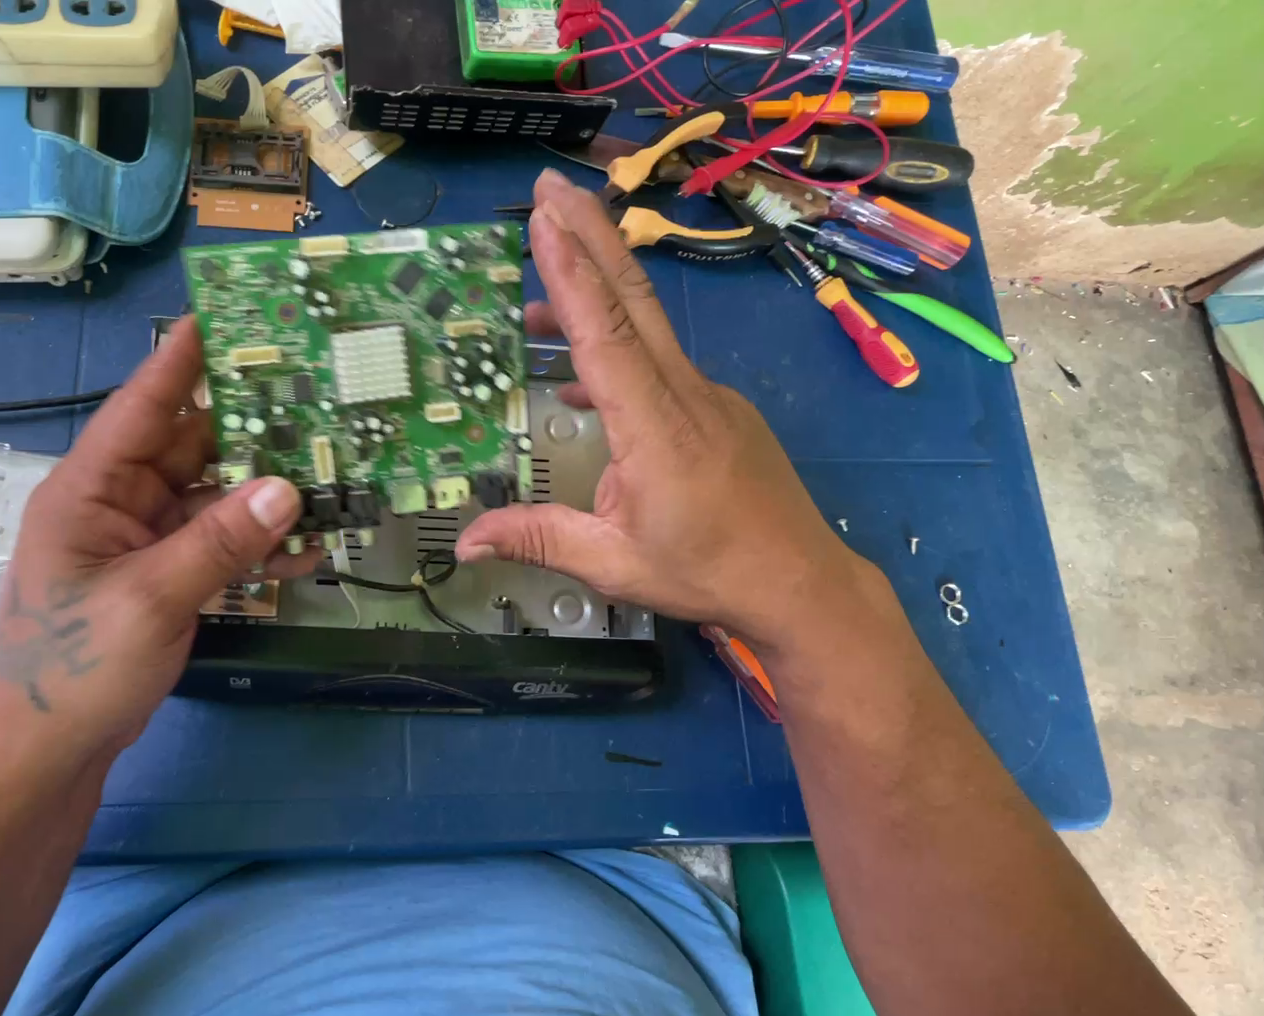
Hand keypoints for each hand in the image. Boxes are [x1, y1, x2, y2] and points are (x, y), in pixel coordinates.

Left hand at [0, 318, 316, 754]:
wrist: (49, 752)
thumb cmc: (76, 668)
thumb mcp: (150, 599)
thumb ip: (219, 542)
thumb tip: (287, 489)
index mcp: (91, 490)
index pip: (143, 407)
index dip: (183, 359)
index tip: (226, 314)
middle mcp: (118, 504)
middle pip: (191, 449)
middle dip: (250, 430)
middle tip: (314, 400)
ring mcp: (144, 542)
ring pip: (213, 498)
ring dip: (264, 494)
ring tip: (328, 474)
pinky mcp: (165, 577)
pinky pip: (218, 545)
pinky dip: (257, 546)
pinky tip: (306, 548)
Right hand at [456, 168, 876, 652]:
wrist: (800, 582)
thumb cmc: (707, 572)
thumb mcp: (613, 564)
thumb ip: (538, 540)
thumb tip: (463, 542)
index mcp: (655, 429)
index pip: (606, 337)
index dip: (572, 274)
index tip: (544, 217)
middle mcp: (683, 394)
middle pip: (634, 299)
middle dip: (591, 233)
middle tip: (548, 185)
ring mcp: (706, 394)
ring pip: (646, 324)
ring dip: (596, 286)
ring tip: (543, 268)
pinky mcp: (715, 406)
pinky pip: (658, 359)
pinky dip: (614, 343)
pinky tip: (578, 371)